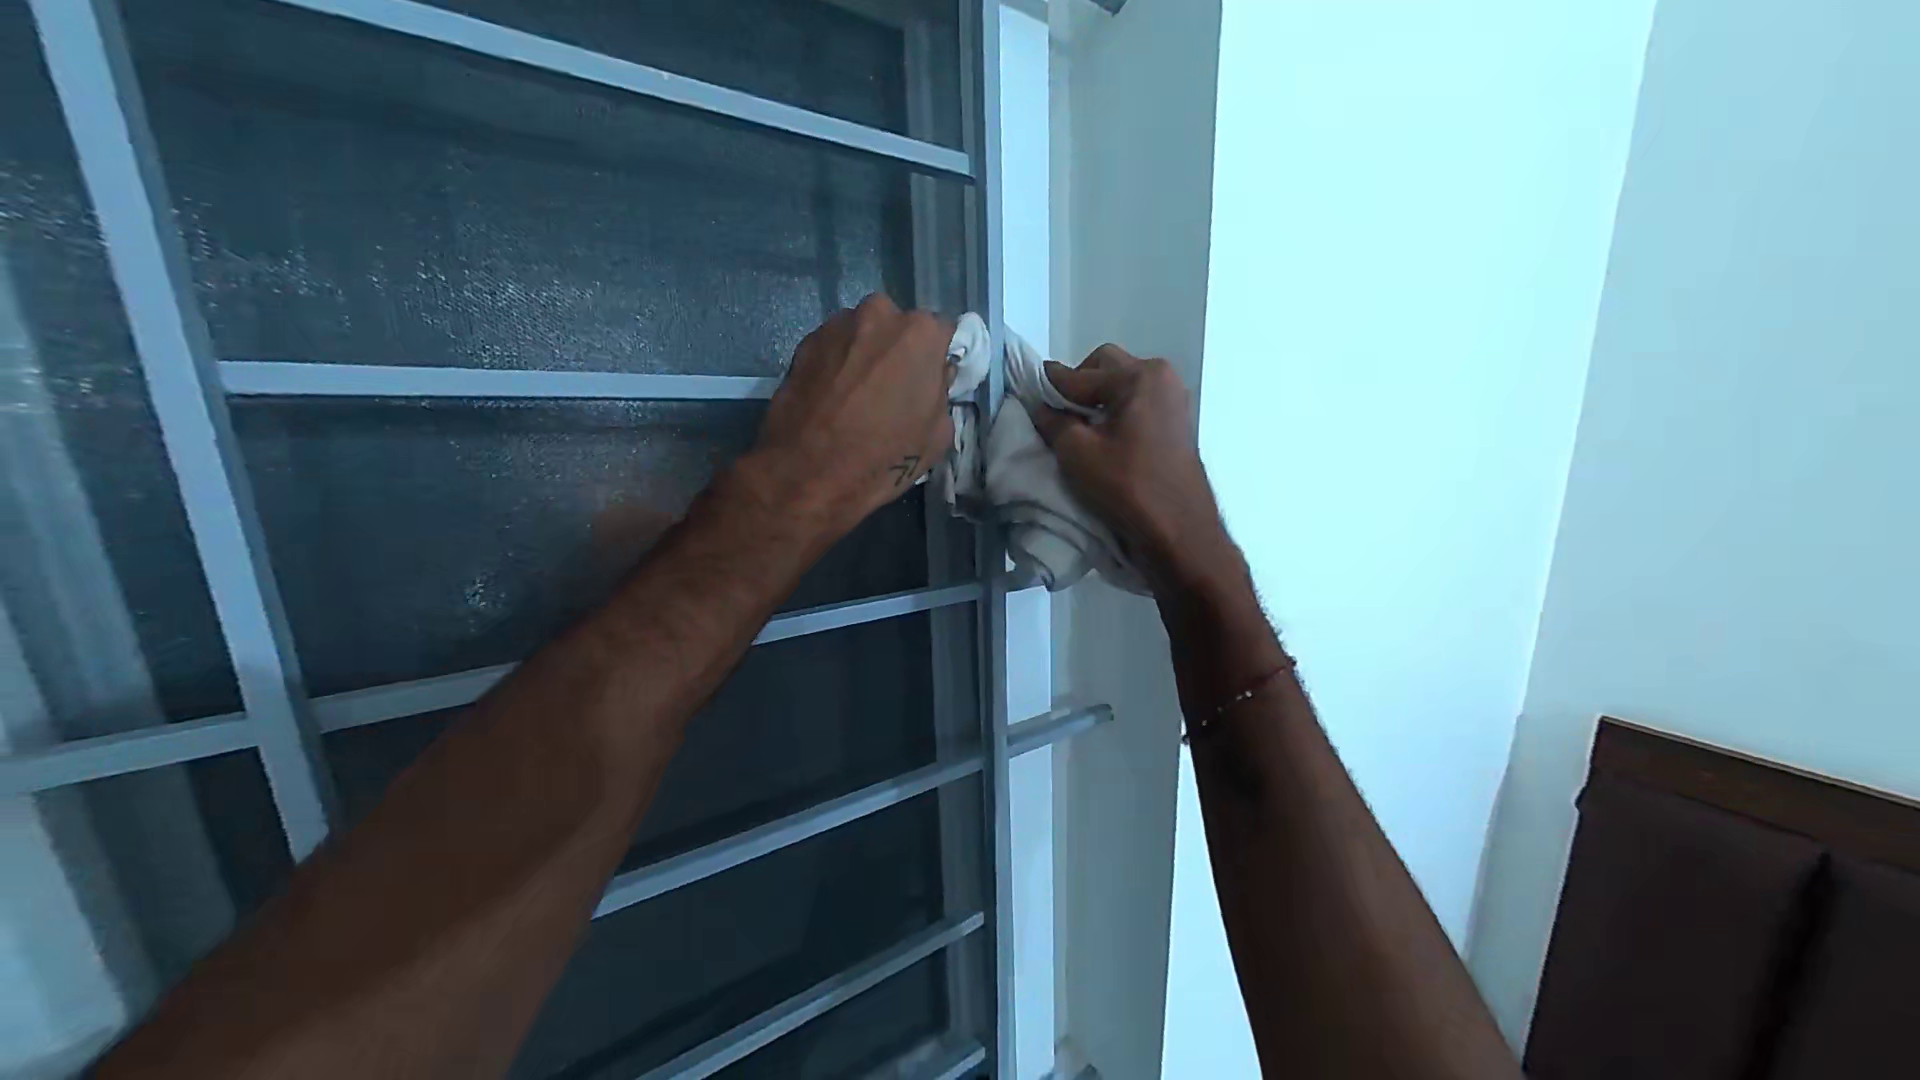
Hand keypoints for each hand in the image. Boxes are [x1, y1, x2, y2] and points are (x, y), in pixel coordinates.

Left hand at [746, 293, 954, 537]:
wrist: (811, 471)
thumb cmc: (886, 455)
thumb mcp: (938, 433)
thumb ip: (942, 391)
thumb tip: (934, 377)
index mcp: (920, 333)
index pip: (941, 332)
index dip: (935, 358)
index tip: (928, 379)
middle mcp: (878, 314)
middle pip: (897, 327)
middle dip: (897, 350)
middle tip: (891, 388)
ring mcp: (837, 325)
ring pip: (861, 334)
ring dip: (864, 355)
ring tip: (856, 395)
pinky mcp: (804, 342)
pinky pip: (832, 348)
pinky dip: (836, 365)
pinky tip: (831, 398)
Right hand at [1031, 345, 1237, 596]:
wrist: (1178, 530)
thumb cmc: (1126, 487)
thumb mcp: (1077, 453)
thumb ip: (1054, 421)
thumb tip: (1040, 404)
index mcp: (1138, 376)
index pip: (1082, 374)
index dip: (1051, 384)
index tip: (1029, 388)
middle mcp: (1161, 377)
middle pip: (1106, 367)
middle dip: (1079, 384)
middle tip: (1059, 413)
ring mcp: (1174, 399)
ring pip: (1123, 384)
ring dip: (1099, 397)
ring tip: (1080, 427)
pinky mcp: (1177, 423)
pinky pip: (1138, 403)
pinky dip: (1116, 411)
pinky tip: (1104, 436)